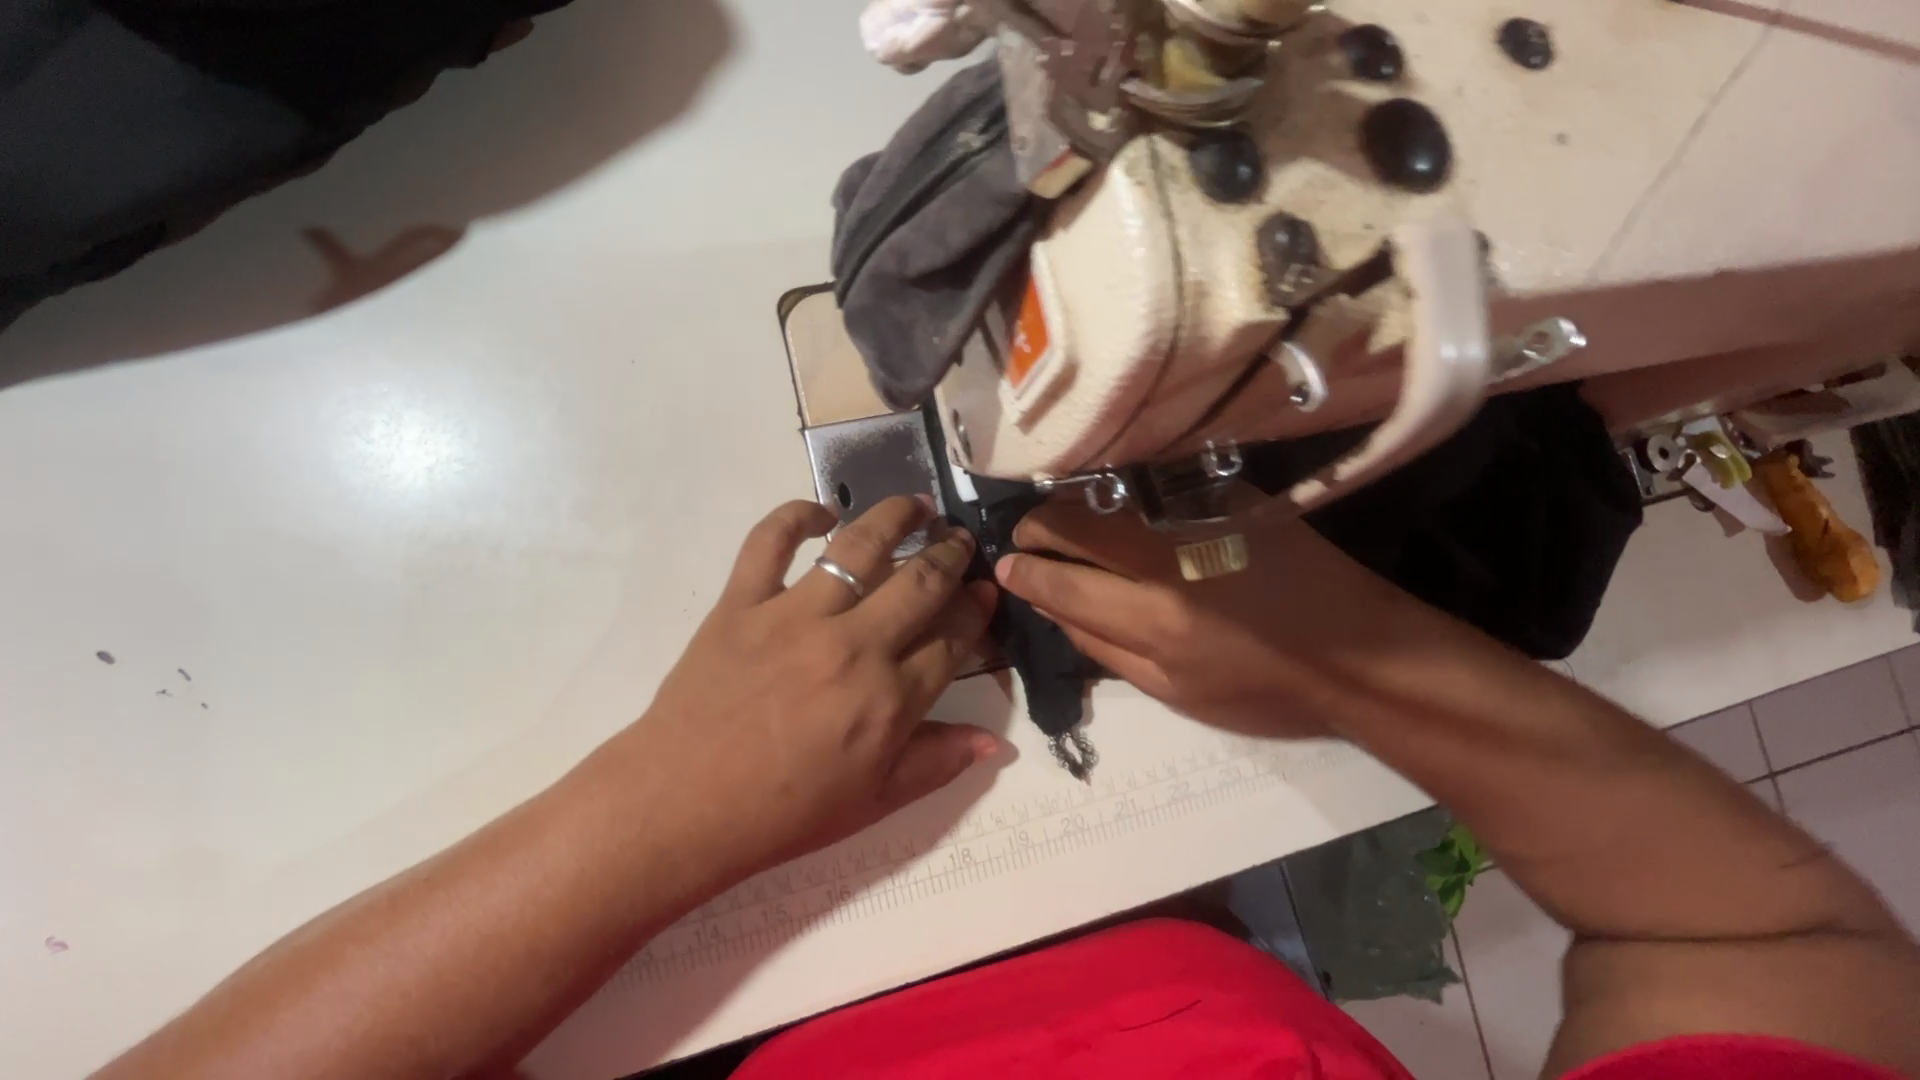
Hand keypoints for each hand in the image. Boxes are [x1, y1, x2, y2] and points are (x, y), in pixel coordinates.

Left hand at [605, 496, 1000, 889]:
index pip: (953, 638)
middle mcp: (853, 645)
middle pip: (921, 582)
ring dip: (897, 516)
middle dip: (952, 554)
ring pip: (859, 547)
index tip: (986, 590)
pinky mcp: (742, 602)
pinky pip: (769, 542)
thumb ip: (937, 764)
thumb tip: (997, 744)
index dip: (977, 610)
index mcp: (890, 698)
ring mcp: (795, 616)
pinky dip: (795, 516)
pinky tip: (820, 513)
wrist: (682, 806)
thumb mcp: (874, 802)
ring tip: (917, 505)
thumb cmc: (785, 812)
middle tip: (961, 541)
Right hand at [993, 495, 1470, 738]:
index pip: (1062, 584)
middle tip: (1027, 537)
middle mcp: (1167, 559)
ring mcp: (1199, 518)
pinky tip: (1118, 507)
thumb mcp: (1175, 692)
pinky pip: (1153, 487)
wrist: (1360, 650)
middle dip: (1037, 528)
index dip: (1025, 574)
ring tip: (1062, 522)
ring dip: (1073, 507)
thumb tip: (1053, 610)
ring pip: (1108, 498)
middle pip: (1075, 525)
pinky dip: (1123, 497)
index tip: (1006, 567)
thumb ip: (1105, 650)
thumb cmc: (1266, 689)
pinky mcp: (1228, 493)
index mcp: (1152, 619)